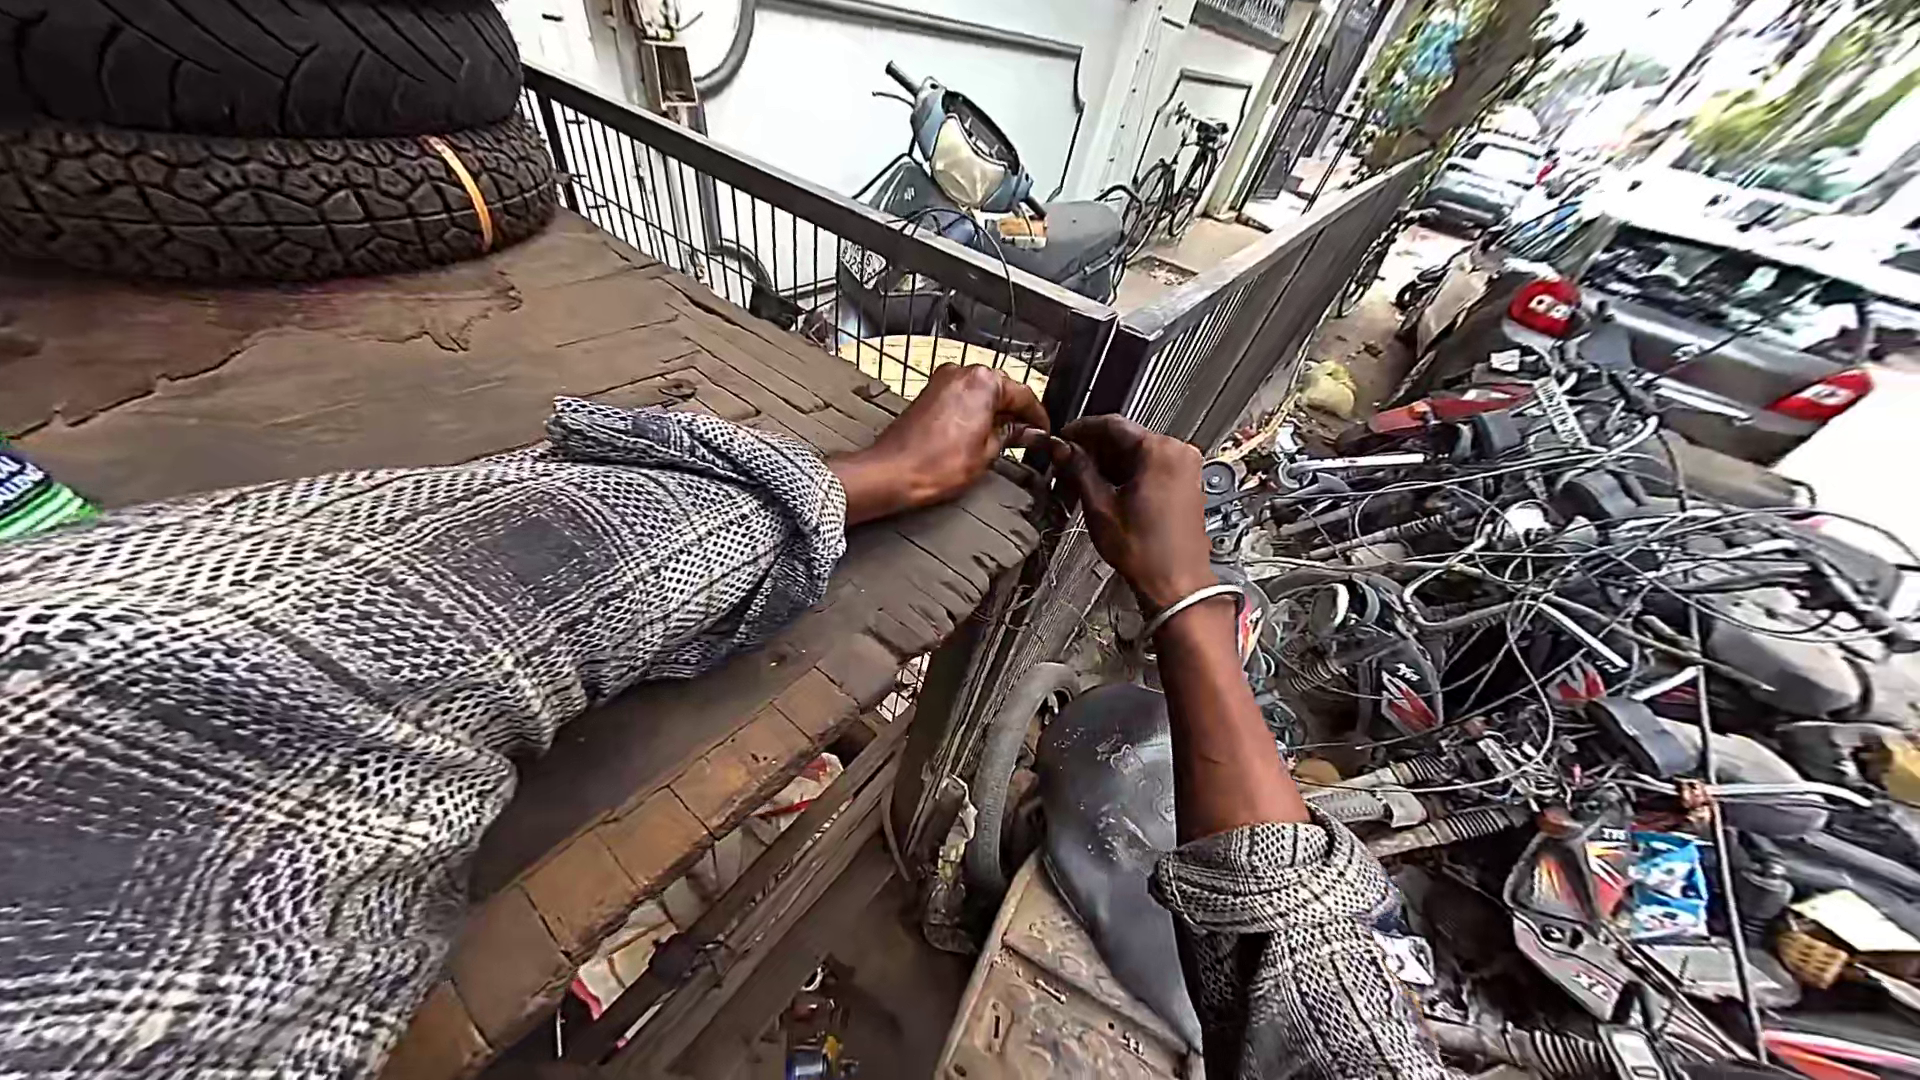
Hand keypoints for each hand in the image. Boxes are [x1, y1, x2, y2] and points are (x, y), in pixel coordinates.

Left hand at [832, 364, 1048, 525]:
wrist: (893, 473)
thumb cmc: (934, 465)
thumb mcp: (987, 453)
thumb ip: (1012, 435)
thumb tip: (1027, 432)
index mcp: (983, 382)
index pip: (1023, 394)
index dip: (1037, 416)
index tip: (1043, 430)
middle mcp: (961, 373)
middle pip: (1001, 389)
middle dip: (1015, 412)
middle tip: (1027, 437)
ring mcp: (942, 381)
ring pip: (980, 392)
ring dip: (994, 412)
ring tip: (1003, 440)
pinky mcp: (928, 394)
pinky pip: (961, 398)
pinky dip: (974, 412)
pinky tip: (978, 435)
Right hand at [1055, 415, 1214, 611]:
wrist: (1175, 584)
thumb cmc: (1146, 552)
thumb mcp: (1100, 506)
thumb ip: (1079, 470)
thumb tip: (1063, 450)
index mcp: (1160, 451)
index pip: (1112, 425)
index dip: (1082, 429)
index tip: (1063, 436)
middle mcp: (1178, 453)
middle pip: (1126, 438)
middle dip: (1094, 449)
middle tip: (1066, 460)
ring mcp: (1185, 468)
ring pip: (1137, 453)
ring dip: (1109, 462)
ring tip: (1080, 477)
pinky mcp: (1185, 483)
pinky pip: (1151, 466)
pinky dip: (1126, 473)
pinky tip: (1104, 487)